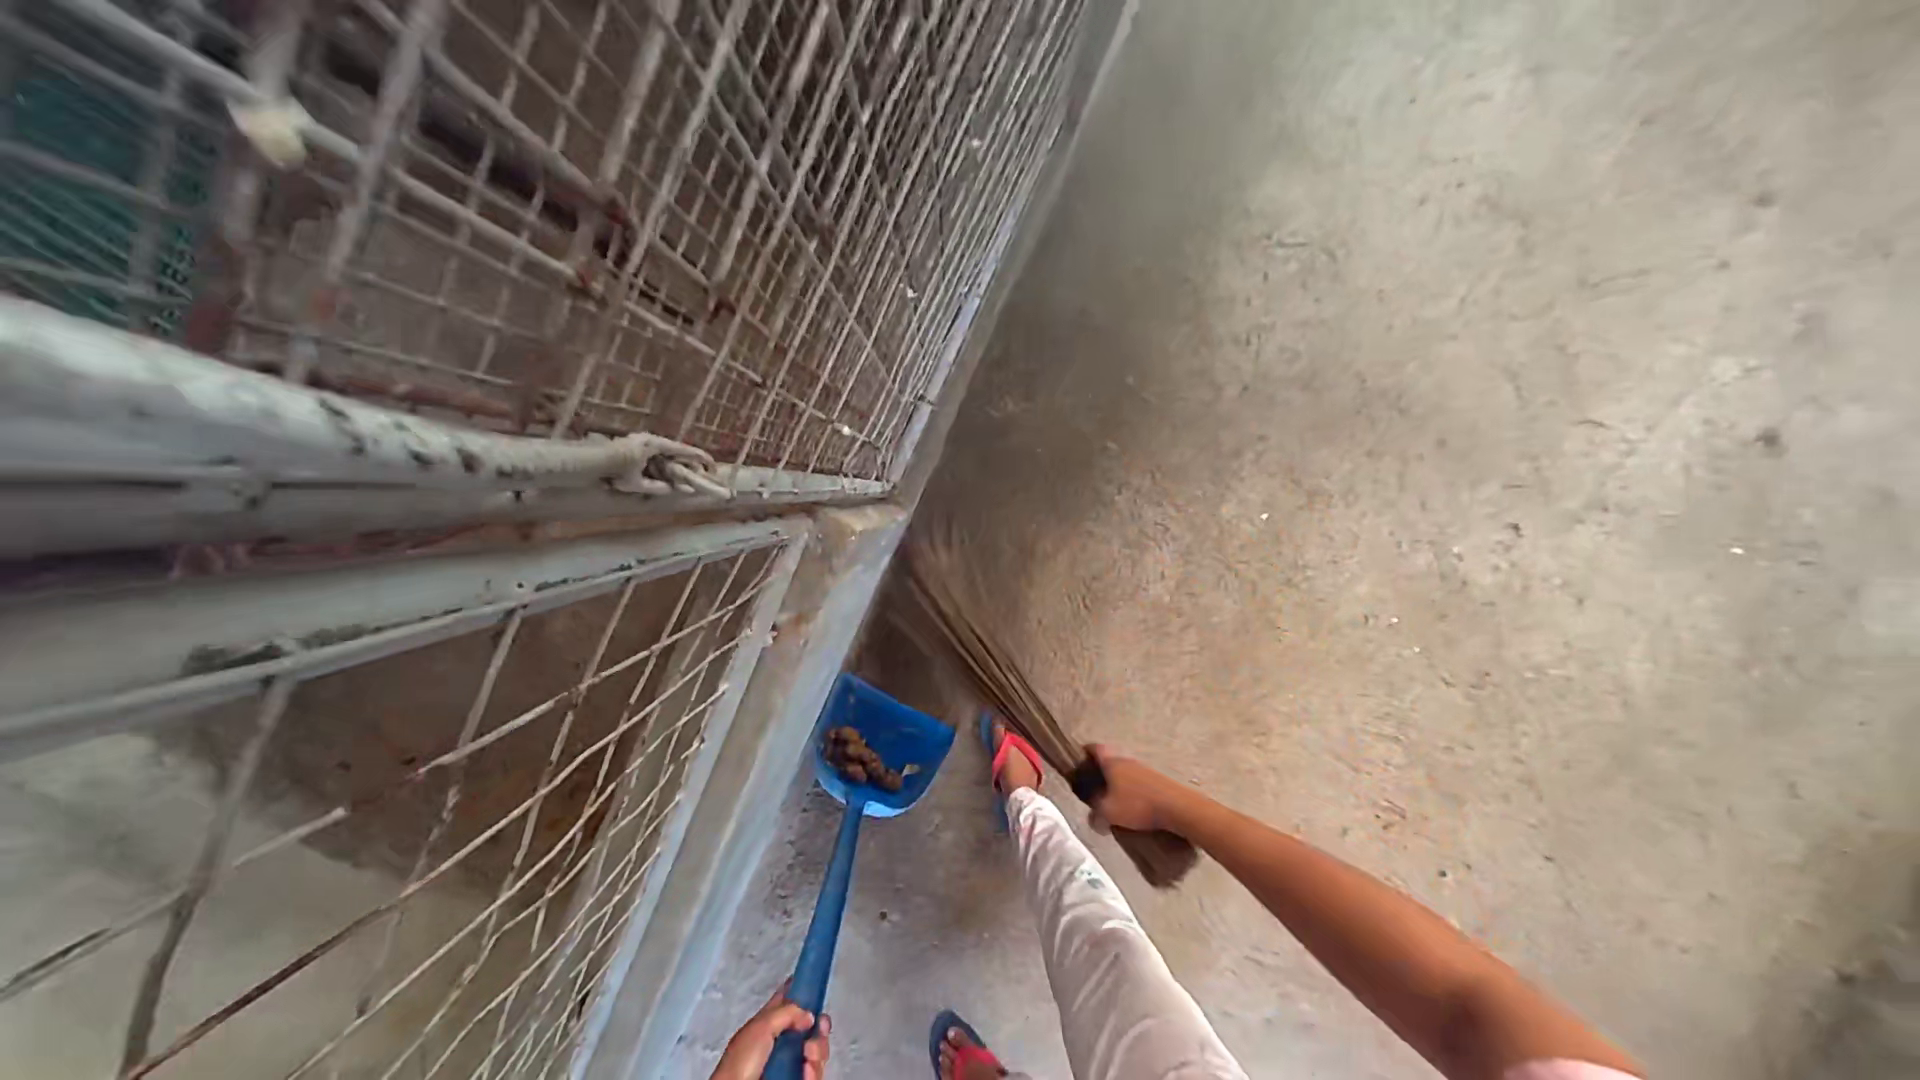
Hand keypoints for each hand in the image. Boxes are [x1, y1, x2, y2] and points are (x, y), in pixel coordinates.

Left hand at [709, 983, 830, 1079]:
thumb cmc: (744, 1060)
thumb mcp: (761, 1027)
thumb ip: (788, 1012)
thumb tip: (811, 1016)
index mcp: (770, 1021)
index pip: (791, 998)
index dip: (805, 992)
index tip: (818, 993)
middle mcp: (783, 1040)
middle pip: (812, 1026)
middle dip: (820, 1027)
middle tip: (818, 1030)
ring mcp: (790, 1063)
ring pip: (817, 1049)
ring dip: (818, 1050)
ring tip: (808, 1058)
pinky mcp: (796, 1079)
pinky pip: (815, 1073)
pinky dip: (814, 1072)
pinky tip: (807, 1073)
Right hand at [1087, 744, 1197, 833]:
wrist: (1178, 807)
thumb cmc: (1138, 805)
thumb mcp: (1109, 813)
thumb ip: (1096, 816)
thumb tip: (1092, 820)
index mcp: (1112, 763)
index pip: (1095, 748)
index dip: (1086, 750)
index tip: (1079, 758)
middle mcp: (1127, 761)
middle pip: (1110, 760)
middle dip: (1101, 771)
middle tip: (1094, 785)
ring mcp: (1144, 769)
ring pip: (1125, 771)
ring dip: (1118, 782)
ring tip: (1114, 800)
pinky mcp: (1158, 780)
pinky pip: (1138, 781)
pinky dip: (1132, 790)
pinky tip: (1133, 807)